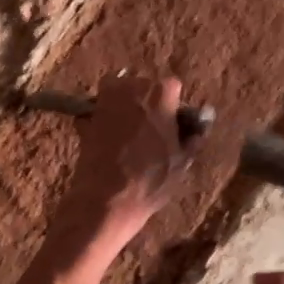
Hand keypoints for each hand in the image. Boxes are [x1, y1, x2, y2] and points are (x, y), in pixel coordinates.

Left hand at [52, 73, 195, 252]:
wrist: (106, 198)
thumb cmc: (150, 179)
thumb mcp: (182, 161)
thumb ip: (193, 137)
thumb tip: (199, 126)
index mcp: (160, 93)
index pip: (172, 87)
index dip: (172, 106)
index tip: (171, 124)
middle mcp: (131, 88)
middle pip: (143, 86)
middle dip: (147, 102)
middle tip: (150, 130)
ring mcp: (104, 100)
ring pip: (118, 93)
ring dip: (124, 105)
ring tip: (129, 134)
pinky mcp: (85, 117)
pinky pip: (97, 109)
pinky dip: (102, 118)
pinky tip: (108, 139)